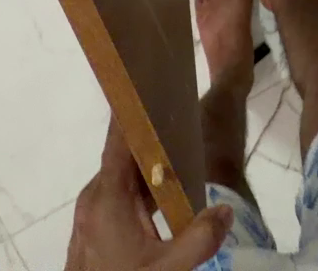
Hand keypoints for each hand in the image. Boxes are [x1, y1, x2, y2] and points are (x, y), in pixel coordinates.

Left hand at [65, 122, 232, 270]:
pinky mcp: (94, 233)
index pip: (120, 138)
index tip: (154, 80)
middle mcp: (95, 199)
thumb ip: (200, 237)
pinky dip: (142, 189)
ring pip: (124, 177)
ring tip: (183, 155)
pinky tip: (166, 198)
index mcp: (107, 197)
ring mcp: (91, 217)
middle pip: (126, 154)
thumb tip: (225, 211)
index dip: (136, 107)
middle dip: (155, 137)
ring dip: (150, 167)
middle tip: (186, 119)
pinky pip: (120, 197)